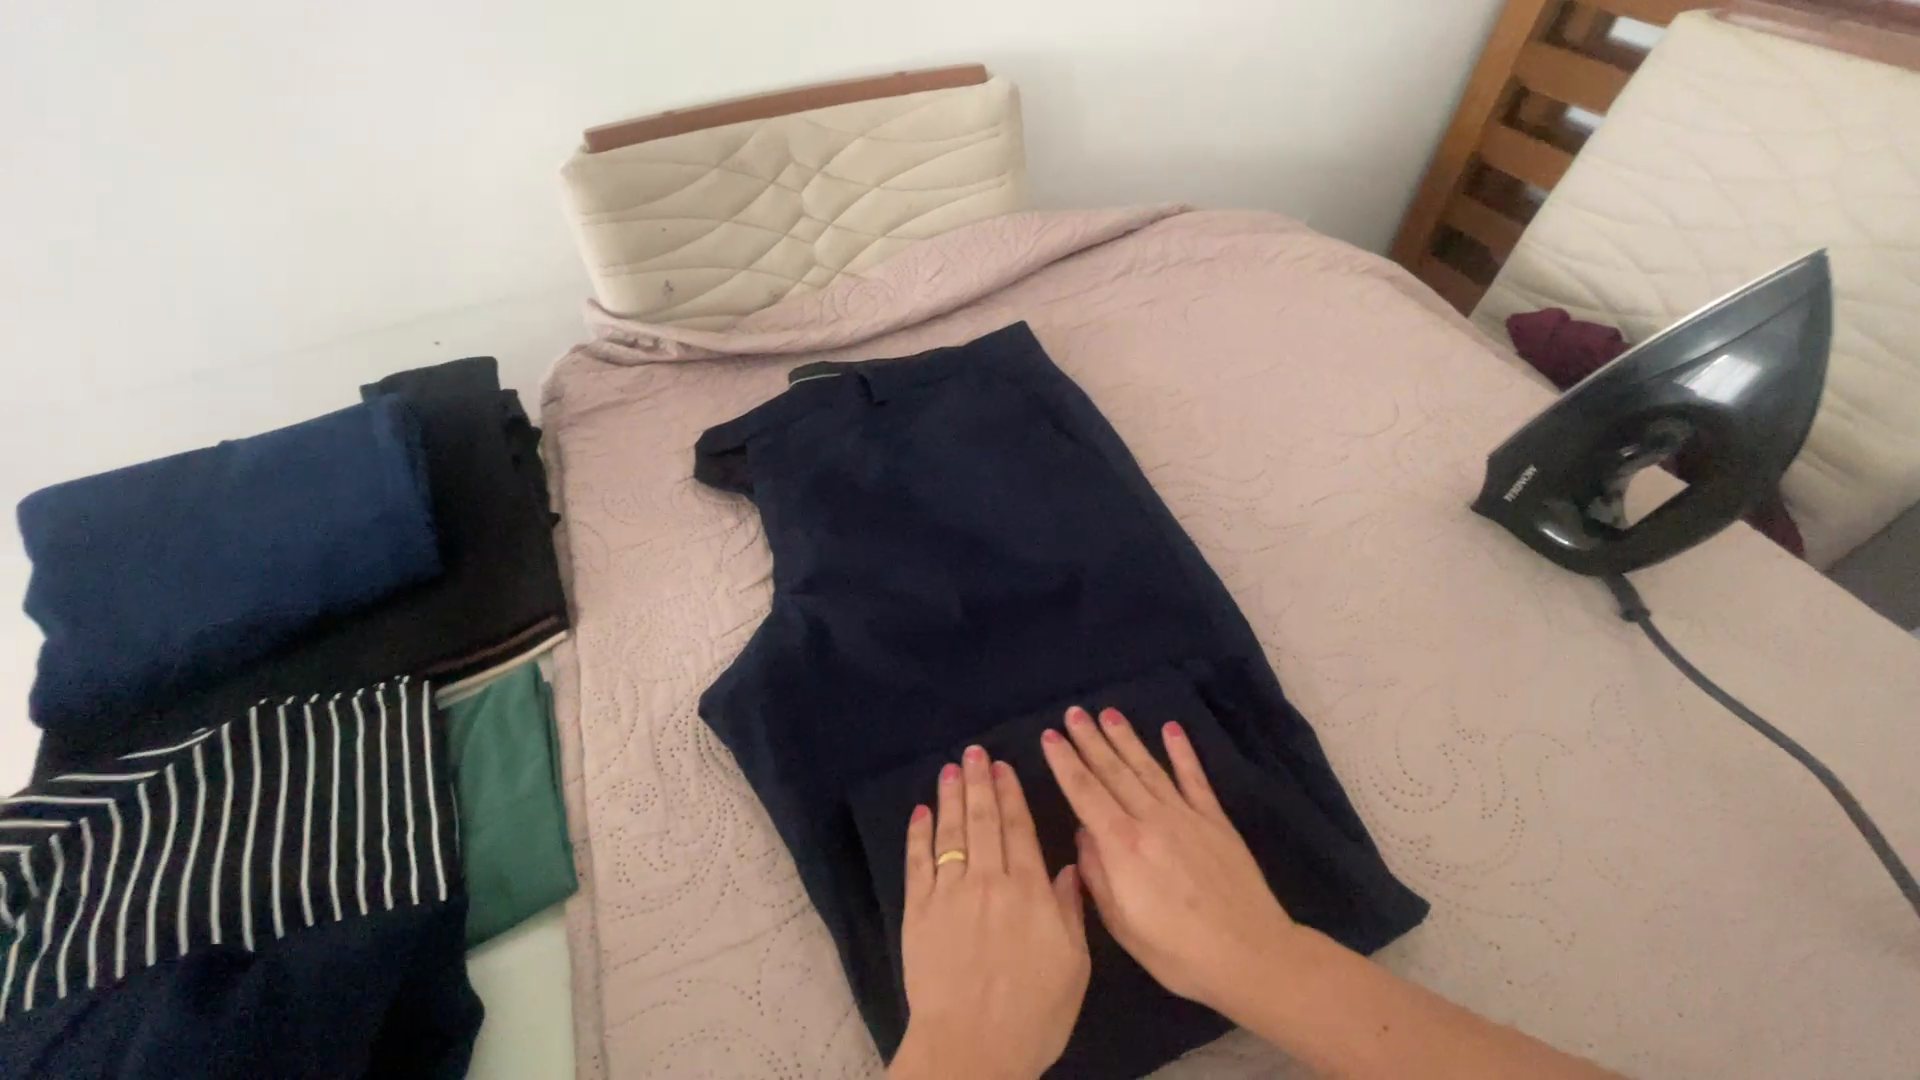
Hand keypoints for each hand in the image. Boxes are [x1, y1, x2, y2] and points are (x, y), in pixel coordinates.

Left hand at [889, 746, 1090, 1079]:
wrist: (972, 1048)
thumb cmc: (1033, 1014)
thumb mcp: (1073, 967)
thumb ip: (1071, 911)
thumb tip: (1069, 867)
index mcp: (1030, 892)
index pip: (1019, 830)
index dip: (1010, 795)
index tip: (1002, 767)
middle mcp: (990, 881)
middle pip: (984, 821)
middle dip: (979, 782)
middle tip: (974, 751)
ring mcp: (950, 894)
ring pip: (952, 833)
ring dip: (951, 797)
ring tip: (950, 768)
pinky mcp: (919, 911)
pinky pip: (918, 863)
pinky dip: (919, 834)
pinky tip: (922, 812)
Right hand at [1039, 707, 1295, 1016]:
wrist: (1252, 957)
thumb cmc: (1178, 952)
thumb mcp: (1122, 925)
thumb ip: (1097, 875)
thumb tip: (1084, 835)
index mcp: (1123, 846)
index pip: (1085, 793)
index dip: (1065, 763)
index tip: (1050, 735)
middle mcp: (1151, 819)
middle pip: (1114, 772)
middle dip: (1090, 740)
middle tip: (1074, 712)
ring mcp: (1186, 816)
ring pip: (1148, 768)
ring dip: (1126, 738)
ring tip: (1108, 713)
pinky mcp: (1215, 821)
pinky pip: (1195, 779)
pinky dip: (1183, 752)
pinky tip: (1172, 729)